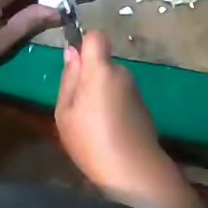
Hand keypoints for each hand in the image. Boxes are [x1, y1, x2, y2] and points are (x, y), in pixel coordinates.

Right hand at [56, 31, 207, 207]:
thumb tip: (71, 52)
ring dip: (101, 93)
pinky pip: (121, 96)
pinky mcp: (142, 107)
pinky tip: (107, 130)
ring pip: (111, 80)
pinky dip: (112, 106)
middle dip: (89, 75)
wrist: (133, 171)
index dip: (83, 45)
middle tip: (76, 105)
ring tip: (90, 123)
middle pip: (103, 62)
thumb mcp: (65, 112)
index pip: (95, 36)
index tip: (73, 66)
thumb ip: (68, 79)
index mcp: (101, 69)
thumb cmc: (90, 140)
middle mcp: (122, 72)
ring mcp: (135, 90)